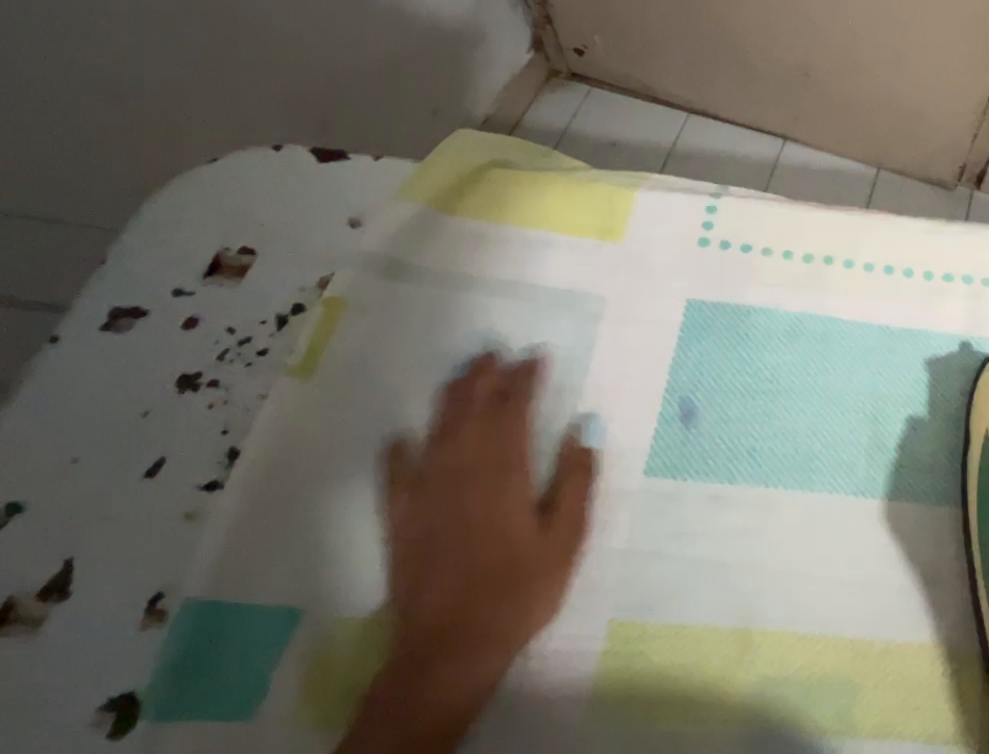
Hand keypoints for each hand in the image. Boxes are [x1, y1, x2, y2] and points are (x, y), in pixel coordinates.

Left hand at [337, 352, 598, 753]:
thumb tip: (582, 427)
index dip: (523, 379)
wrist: (450, 646)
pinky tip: (401, 435)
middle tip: (494, 352)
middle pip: (469, 410)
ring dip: (449, 398)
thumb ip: (575, 479)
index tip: (534, 356)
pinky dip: (399, 449)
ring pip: (435, 430)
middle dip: (483, 377)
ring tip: (462, 374)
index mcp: (504, 471)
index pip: (513, 410)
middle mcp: (460, 470)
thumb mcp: (566, 537)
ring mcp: (424, 493)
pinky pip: (394, 472)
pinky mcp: (400, 518)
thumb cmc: (521, 590)